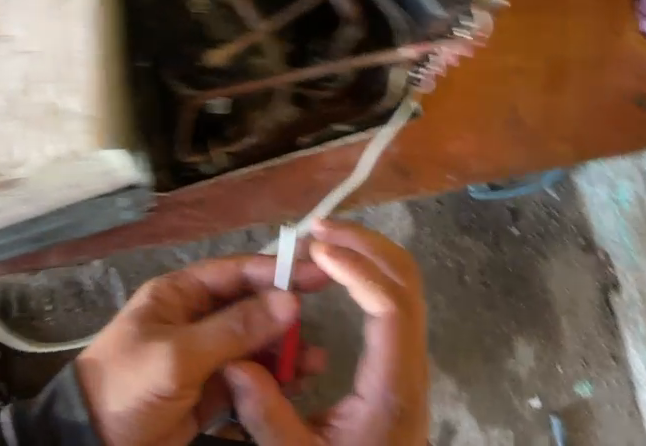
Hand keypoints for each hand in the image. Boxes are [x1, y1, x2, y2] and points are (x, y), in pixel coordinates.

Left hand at [74, 253, 328, 445]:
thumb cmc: (127, 387)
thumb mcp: (179, 356)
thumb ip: (235, 328)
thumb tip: (291, 300)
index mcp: (179, 295)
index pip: (236, 273)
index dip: (277, 271)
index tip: (318, 273)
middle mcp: (194, 319)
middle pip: (249, 307)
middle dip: (284, 314)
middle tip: (320, 320)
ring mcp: (202, 358)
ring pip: (253, 345)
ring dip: (283, 350)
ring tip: (316, 361)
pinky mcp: (208, 394)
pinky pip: (247, 379)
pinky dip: (271, 380)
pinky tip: (297, 382)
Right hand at [221, 221, 428, 444]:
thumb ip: (267, 415)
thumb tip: (234, 363)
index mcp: (392, 385)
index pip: (391, 306)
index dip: (358, 269)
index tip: (319, 250)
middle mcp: (411, 361)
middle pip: (405, 280)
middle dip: (364, 244)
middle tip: (317, 229)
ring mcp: (411, 357)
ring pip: (404, 283)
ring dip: (367, 251)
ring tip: (323, 239)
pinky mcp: (402, 357)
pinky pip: (395, 296)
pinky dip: (370, 269)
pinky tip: (337, 267)